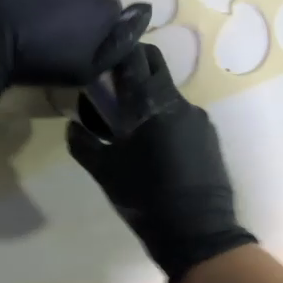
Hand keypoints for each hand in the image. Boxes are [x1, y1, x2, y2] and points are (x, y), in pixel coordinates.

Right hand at [67, 44, 254, 282]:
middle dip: (135, 70)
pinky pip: (181, 117)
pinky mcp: (209, 137)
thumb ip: (83, 143)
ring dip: (148, 101)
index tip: (104, 56)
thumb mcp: (104, 172)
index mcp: (151, 105)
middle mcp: (178, 103)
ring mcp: (198, 120)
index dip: (120, 50)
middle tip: (114, 88)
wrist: (199, 233)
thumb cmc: (146, 198)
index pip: (137, 57)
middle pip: (156, 68)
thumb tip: (72, 124)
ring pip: (167, 96)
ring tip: (131, 128)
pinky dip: (164, 121)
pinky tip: (153, 147)